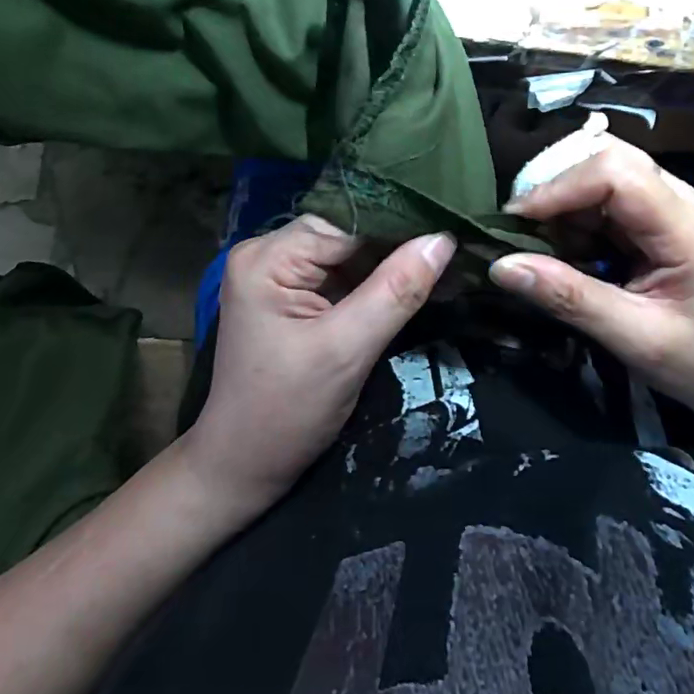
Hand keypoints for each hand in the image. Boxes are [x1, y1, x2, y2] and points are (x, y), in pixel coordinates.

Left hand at [184, 215, 455, 504]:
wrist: (243, 466)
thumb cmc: (287, 412)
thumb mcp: (347, 350)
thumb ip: (396, 291)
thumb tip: (443, 238)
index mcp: (266, 258)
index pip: (347, 227)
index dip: (398, 234)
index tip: (450, 241)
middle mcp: (264, 253)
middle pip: (345, 235)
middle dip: (393, 250)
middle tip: (448, 260)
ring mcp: (274, 275)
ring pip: (346, 254)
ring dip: (385, 268)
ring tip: (432, 274)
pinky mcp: (287, 297)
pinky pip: (338, 276)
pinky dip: (370, 285)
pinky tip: (403, 291)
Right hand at [488, 141, 693, 431]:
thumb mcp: (631, 338)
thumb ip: (569, 298)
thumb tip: (502, 266)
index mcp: (688, 230)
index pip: (619, 173)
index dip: (561, 187)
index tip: (517, 220)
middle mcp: (685, 202)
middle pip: (611, 160)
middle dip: (558, 188)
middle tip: (520, 227)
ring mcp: (674, 205)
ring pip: (605, 172)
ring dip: (564, 202)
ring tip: (538, 242)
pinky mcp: (659, 216)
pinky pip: (608, 196)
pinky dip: (576, 215)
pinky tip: (564, 248)